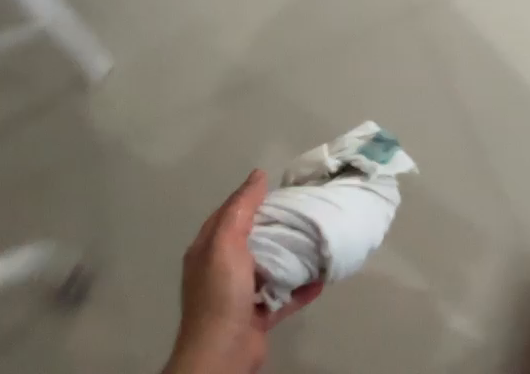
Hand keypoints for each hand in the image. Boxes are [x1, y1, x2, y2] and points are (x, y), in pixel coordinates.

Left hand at [166, 170, 322, 373]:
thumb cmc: (221, 293)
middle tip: (306, 210)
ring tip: (317, 240)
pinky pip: (283, 295)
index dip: (253, 198)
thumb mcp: (226, 242)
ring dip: (292, 256)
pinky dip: (301, 286)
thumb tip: (258, 175)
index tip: (283, 188)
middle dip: (277, 225)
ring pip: (270, 266)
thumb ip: (241, 208)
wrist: (222, 354)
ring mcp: (240, 294)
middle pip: (253, 238)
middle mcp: (222, 269)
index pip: (231, 213)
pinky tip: (321, 277)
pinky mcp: (258, 315)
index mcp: (209, 249)